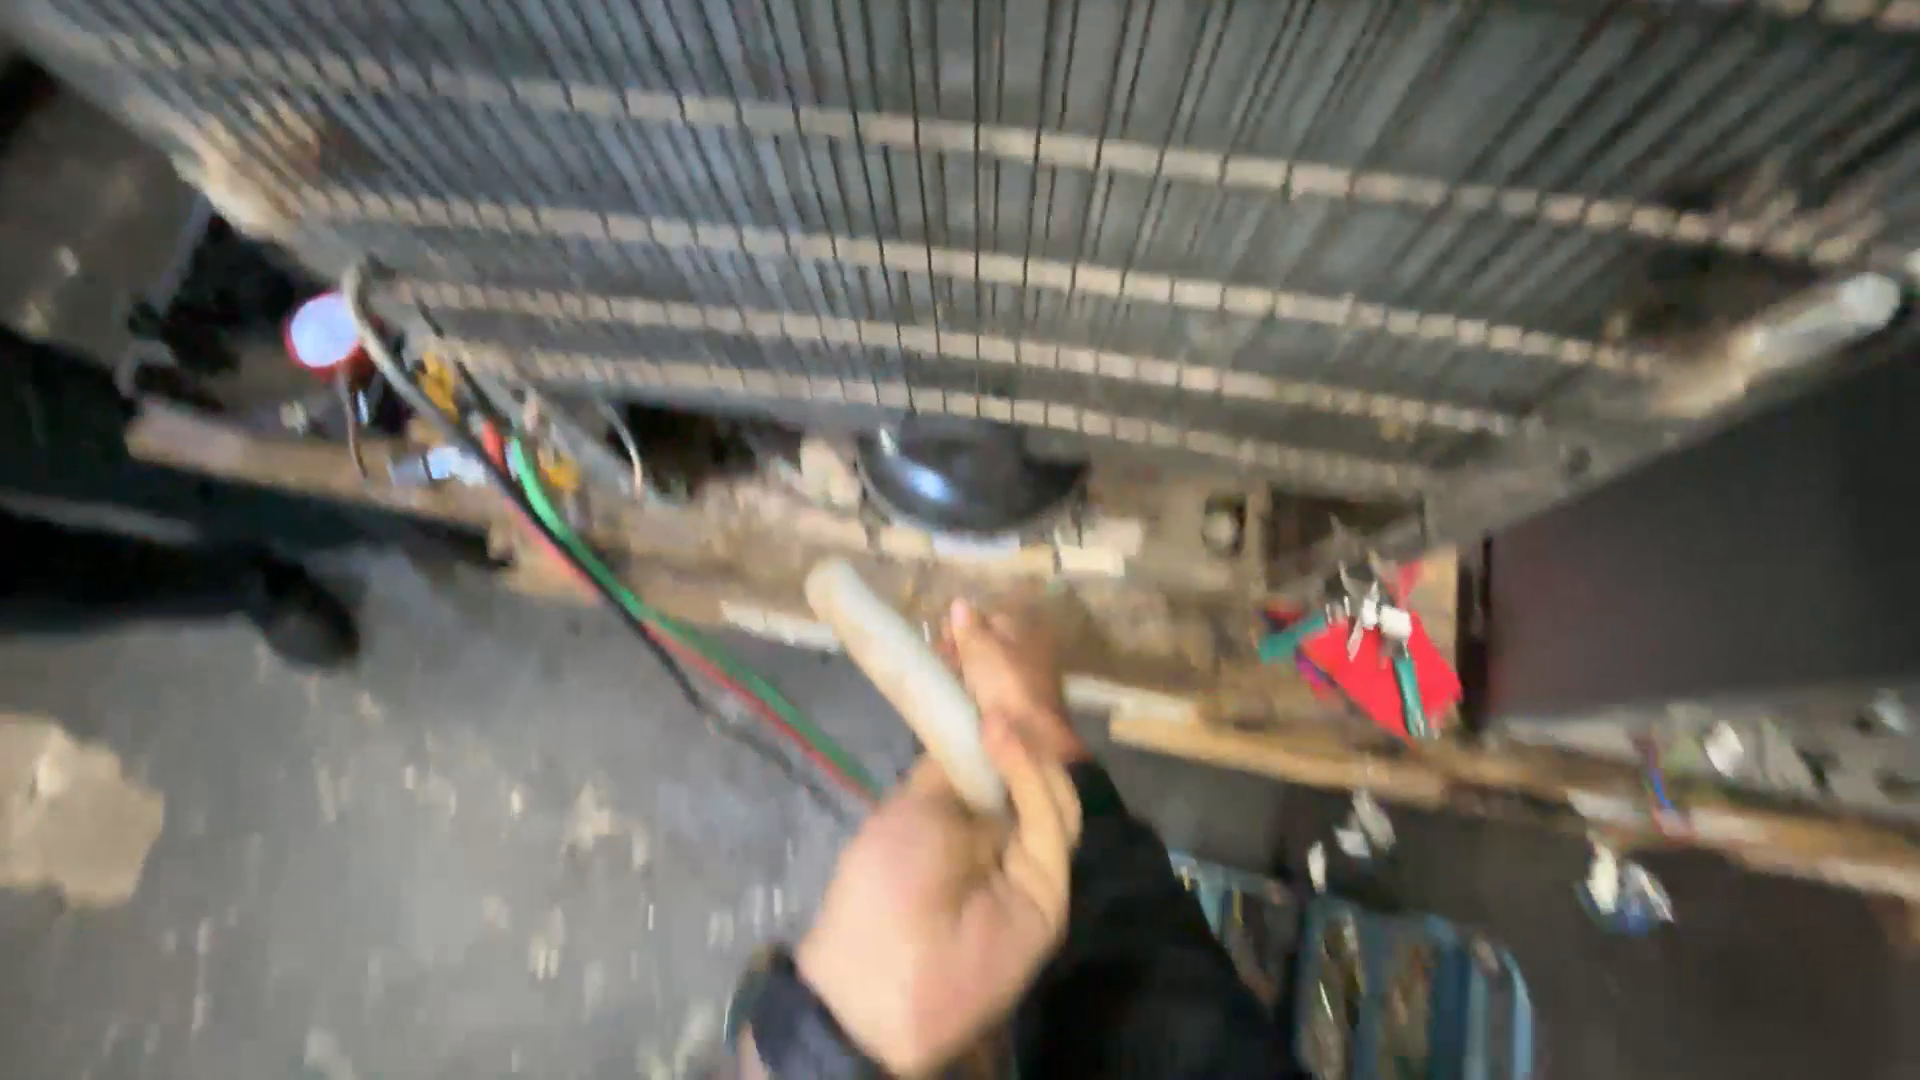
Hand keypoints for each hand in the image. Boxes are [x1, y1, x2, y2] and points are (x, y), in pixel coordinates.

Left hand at [794, 716, 1082, 1075]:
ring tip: (1000, 716)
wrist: (883, 972)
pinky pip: (1052, 826)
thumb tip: (976, 731)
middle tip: (1004, 694)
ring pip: (1053, 798)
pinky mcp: (1051, 888)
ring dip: (1029, 750)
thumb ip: (950, 768)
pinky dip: (1032, 776)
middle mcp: (1003, 840)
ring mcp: (1030, 865)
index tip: (991, 688)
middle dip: (1023, 735)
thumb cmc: (882, 878)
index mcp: (966, 823)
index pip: (1001, 770)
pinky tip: (1006, 740)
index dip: (1001, 732)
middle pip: (1034, 780)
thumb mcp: (910, 805)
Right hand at [940, 598, 1087, 763]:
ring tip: (936, 673)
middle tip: (936, 653)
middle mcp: (1024, 658)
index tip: (943, 630)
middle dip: (960, 647)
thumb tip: (960, 603)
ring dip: (960, 670)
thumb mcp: (983, 648)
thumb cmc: (1006, 683)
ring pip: (982, 670)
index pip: (993, 618)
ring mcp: (1016, 687)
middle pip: (987, 645)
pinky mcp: (1005, 713)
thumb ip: (969, 627)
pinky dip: (964, 692)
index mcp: (1025, 636)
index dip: (967, 622)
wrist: (1025, 739)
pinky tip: (946, 694)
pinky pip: (980, 694)